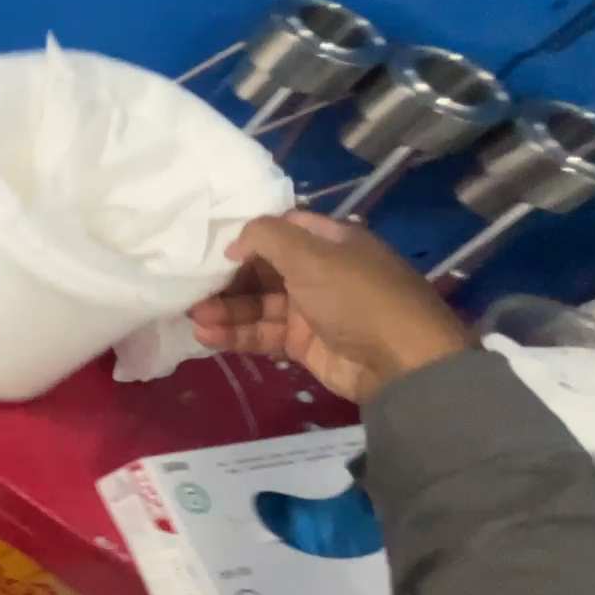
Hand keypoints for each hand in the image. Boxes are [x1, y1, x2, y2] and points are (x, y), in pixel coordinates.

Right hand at [188, 211, 472, 403]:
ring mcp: (309, 310)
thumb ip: (265, 238)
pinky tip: (206, 336)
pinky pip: (260, 333)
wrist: (400, 364)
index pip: (281, 230)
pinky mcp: (300, 342)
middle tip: (194, 291)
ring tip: (196, 318)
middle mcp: (319, 273)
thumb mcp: (312, 256)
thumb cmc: (357, 299)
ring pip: (255, 304)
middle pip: (260, 270)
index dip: (248, 238)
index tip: (214, 249)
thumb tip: (232, 245)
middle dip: (225, 280)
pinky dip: (233, 334)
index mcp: (330, 245)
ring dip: (224, 310)